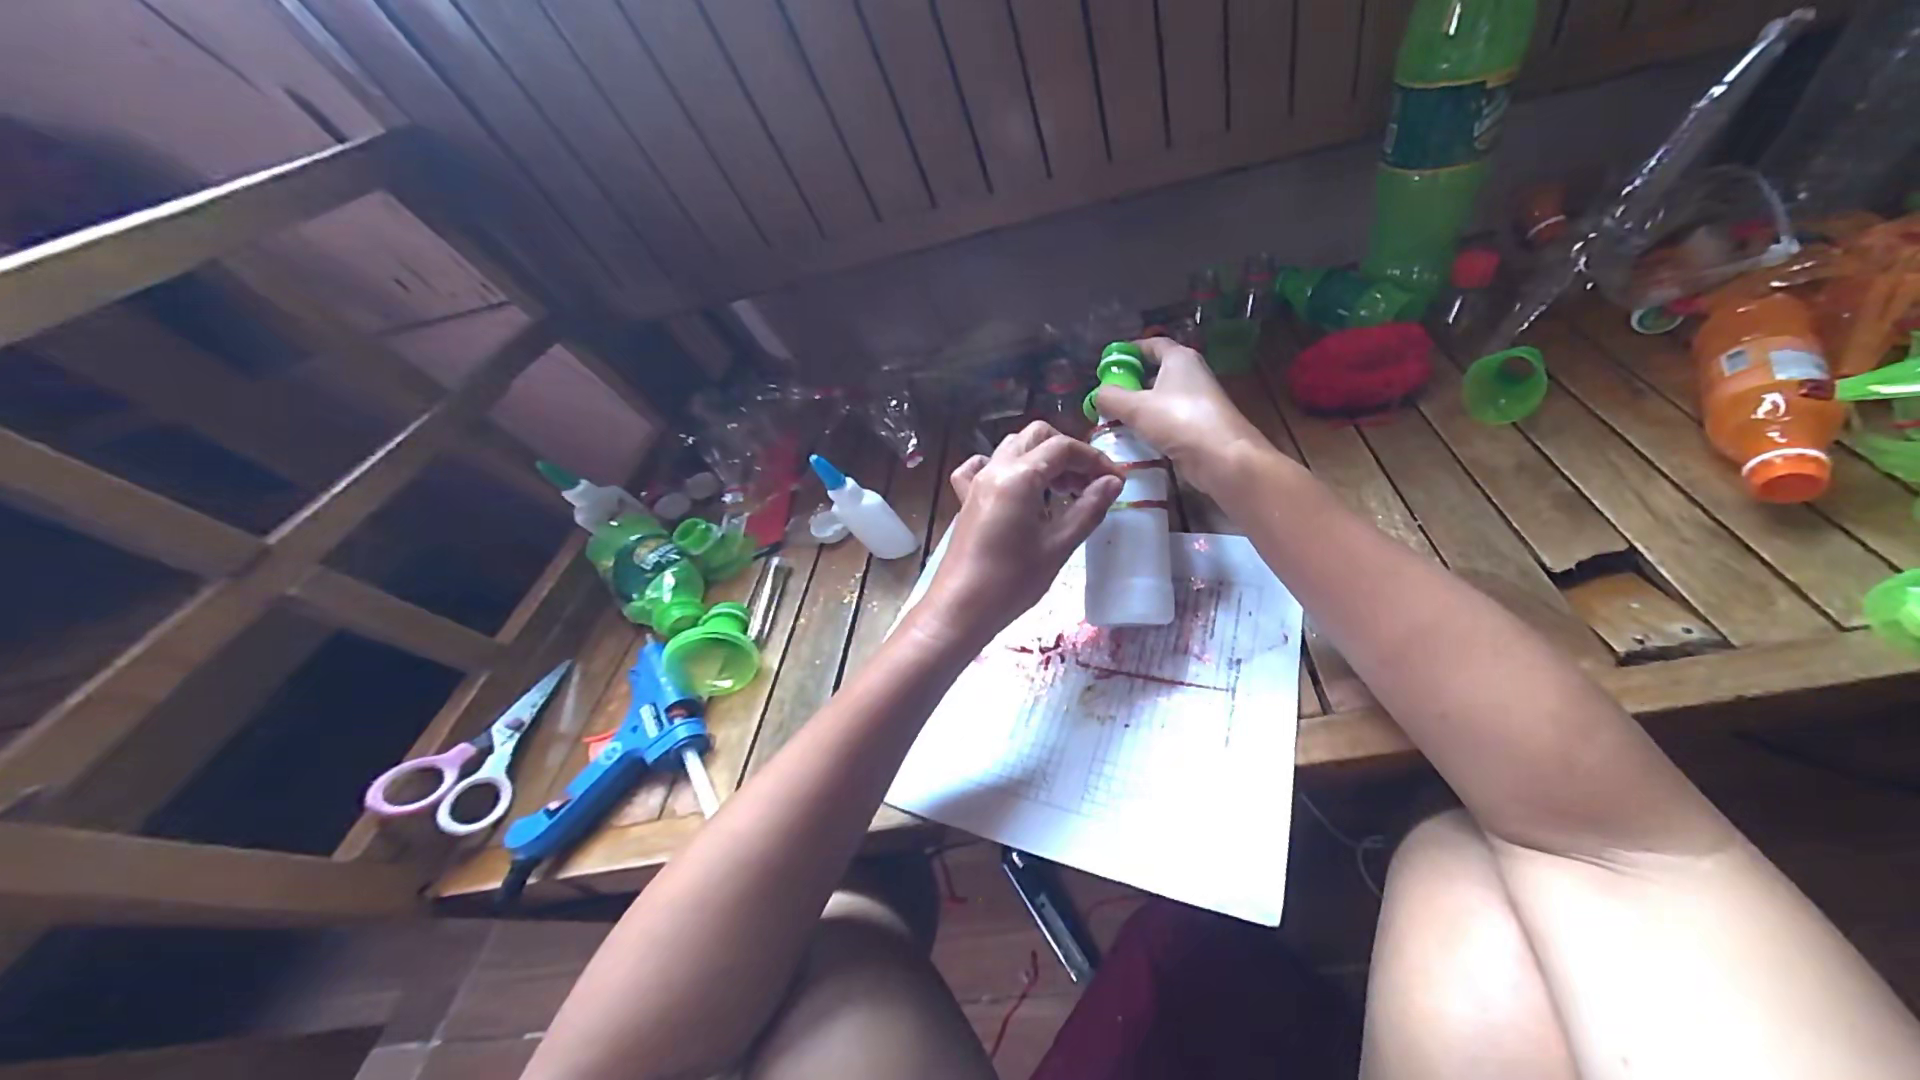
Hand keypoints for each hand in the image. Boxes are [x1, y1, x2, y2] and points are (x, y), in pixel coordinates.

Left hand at [906, 422, 1122, 650]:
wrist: (961, 608)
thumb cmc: (1012, 581)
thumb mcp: (1058, 545)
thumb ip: (1089, 508)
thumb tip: (1113, 482)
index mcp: (1018, 476)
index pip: (1063, 448)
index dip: (1094, 459)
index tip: (1115, 480)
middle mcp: (994, 469)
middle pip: (1036, 437)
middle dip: (1068, 452)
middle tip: (1089, 482)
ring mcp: (977, 482)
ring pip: (1013, 448)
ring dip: (1042, 459)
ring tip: (1063, 490)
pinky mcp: (966, 499)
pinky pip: (985, 467)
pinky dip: (1008, 469)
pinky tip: (1019, 489)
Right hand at [1092, 337, 1271, 493]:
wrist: (1222, 458)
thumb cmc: (1179, 421)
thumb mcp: (1135, 407)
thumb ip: (1110, 397)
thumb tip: (1098, 394)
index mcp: (1179, 359)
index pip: (1152, 344)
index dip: (1129, 350)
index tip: (1109, 363)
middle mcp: (1191, 375)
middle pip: (1155, 373)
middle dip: (1130, 383)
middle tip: (1106, 397)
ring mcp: (1197, 402)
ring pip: (1160, 400)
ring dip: (1139, 409)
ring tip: (1114, 421)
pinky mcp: (1199, 427)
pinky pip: (1168, 421)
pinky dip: (1151, 427)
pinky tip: (1134, 440)